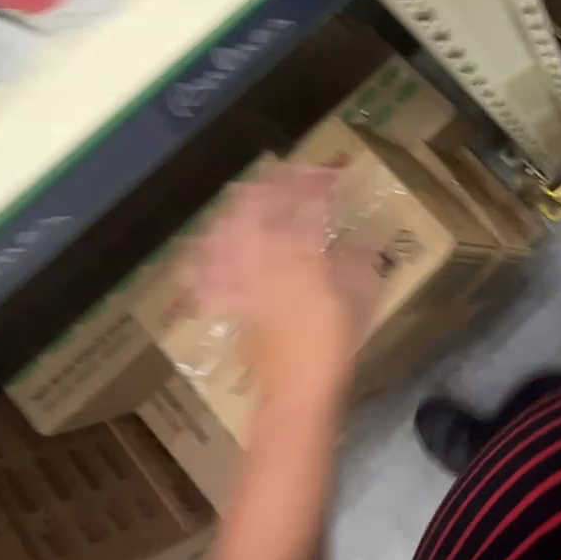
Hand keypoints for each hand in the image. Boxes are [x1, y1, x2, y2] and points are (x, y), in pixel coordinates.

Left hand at [192, 160, 387, 396]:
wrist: (298, 392)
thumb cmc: (337, 342)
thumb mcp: (361, 294)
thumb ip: (359, 261)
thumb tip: (360, 239)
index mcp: (306, 256)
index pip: (310, 206)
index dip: (318, 183)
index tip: (329, 170)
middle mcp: (270, 262)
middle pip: (262, 211)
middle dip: (271, 185)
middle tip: (281, 167)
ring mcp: (245, 281)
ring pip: (231, 234)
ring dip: (236, 209)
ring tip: (242, 191)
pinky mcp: (231, 303)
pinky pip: (208, 273)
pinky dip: (203, 255)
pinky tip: (200, 244)